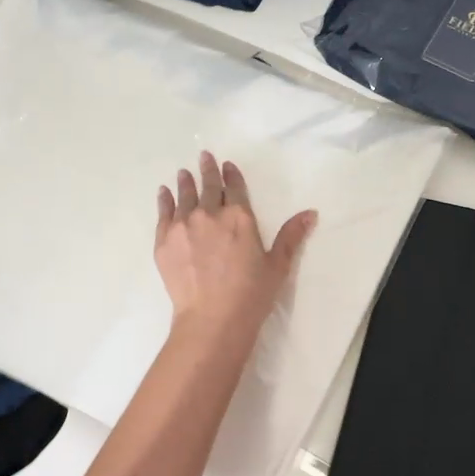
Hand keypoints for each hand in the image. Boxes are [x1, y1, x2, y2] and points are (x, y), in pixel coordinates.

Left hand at [155, 151, 314, 338]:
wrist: (212, 318)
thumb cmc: (251, 295)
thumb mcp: (278, 266)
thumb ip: (291, 236)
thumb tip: (310, 213)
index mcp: (240, 218)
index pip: (235, 188)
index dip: (232, 175)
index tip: (227, 165)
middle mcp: (210, 214)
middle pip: (209, 187)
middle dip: (208, 171)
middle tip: (204, 157)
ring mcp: (183, 226)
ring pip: (184, 196)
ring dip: (186, 182)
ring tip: (184, 173)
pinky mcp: (164, 241)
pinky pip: (163, 213)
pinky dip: (165, 200)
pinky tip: (164, 193)